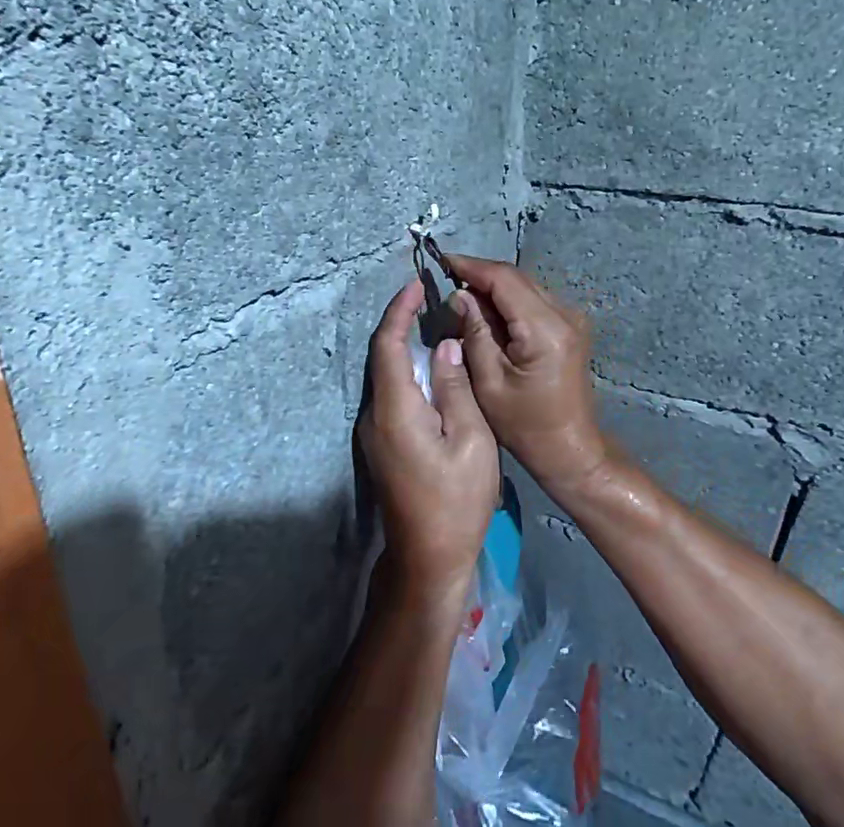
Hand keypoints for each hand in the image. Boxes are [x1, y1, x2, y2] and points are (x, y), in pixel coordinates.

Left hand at [356, 281, 499, 586]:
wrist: (427, 557)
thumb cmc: (456, 501)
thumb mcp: (471, 441)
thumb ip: (455, 388)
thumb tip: (444, 346)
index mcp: (395, 410)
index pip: (386, 345)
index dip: (399, 311)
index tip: (416, 285)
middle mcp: (374, 416)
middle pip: (380, 357)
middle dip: (400, 323)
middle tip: (428, 300)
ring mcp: (373, 433)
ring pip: (385, 376)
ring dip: (403, 348)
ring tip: (433, 326)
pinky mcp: (380, 445)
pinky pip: (390, 396)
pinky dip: (406, 373)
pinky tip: (430, 370)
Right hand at [443, 255, 606, 495]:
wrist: (570, 447)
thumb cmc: (525, 425)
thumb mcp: (488, 382)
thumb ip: (474, 333)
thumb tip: (460, 296)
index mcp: (545, 330)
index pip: (505, 280)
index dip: (472, 267)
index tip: (442, 261)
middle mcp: (564, 315)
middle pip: (516, 279)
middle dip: (480, 275)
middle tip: (445, 279)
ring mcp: (572, 319)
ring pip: (525, 287)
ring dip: (493, 288)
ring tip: (461, 296)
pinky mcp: (570, 327)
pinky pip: (533, 301)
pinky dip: (508, 301)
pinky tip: (486, 312)